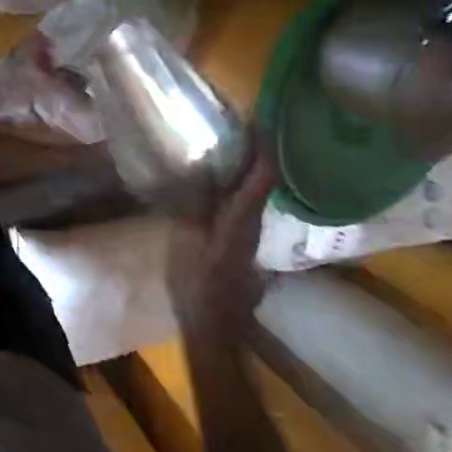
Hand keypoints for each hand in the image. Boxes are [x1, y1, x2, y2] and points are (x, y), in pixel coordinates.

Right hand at [167, 141, 277, 332]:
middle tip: (243, 125)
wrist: (216, 330)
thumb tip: (195, 180)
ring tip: (232, 145)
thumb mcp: (188, 247)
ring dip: (250, 169)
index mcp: (240, 223)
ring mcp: (250, 237)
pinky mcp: (243, 245)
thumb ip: (194, 213)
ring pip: (256, 194)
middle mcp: (252, 226)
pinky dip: (241, 187)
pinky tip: (223, 183)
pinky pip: (246, 206)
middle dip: (257, 152)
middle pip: (264, 182)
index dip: (263, 149)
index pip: (261, 179)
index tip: (261, 121)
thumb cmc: (198, 289)